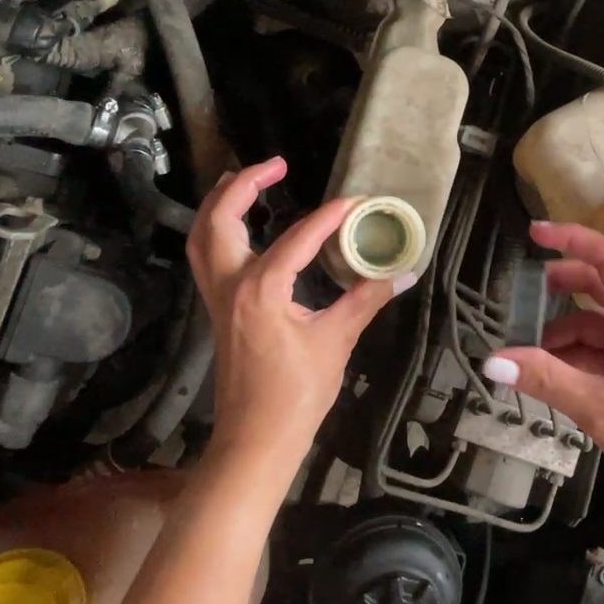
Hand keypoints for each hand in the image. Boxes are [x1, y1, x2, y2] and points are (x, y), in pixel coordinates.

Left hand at [186, 157, 411, 469]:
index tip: (356, 201)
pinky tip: (243, 228)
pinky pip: (207, 256)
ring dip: (221, 203)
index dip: (329, 216)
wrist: (256, 439)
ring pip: (202, 235)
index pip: (297, 238)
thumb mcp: (336, 342)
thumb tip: (401, 275)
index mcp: (261, 291)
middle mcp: (230, 285)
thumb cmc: (296, 395)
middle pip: (220, 219)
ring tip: (247, 181)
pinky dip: (219, 230)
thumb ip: (364, 301)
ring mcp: (217, 298)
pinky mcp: (217, 310)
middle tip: (277, 165)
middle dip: (244, 184)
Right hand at [484, 221, 603, 532]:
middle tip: (520, 291)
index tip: (533, 232)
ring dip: (560, 332)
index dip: (573, 240)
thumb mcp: (603, 410)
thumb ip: (547, 380)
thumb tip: (491, 359)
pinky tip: (545, 376)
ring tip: (524, 351)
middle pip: (600, 286)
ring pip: (594, 323)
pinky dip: (570, 358)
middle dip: (561, 285)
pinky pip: (598, 352)